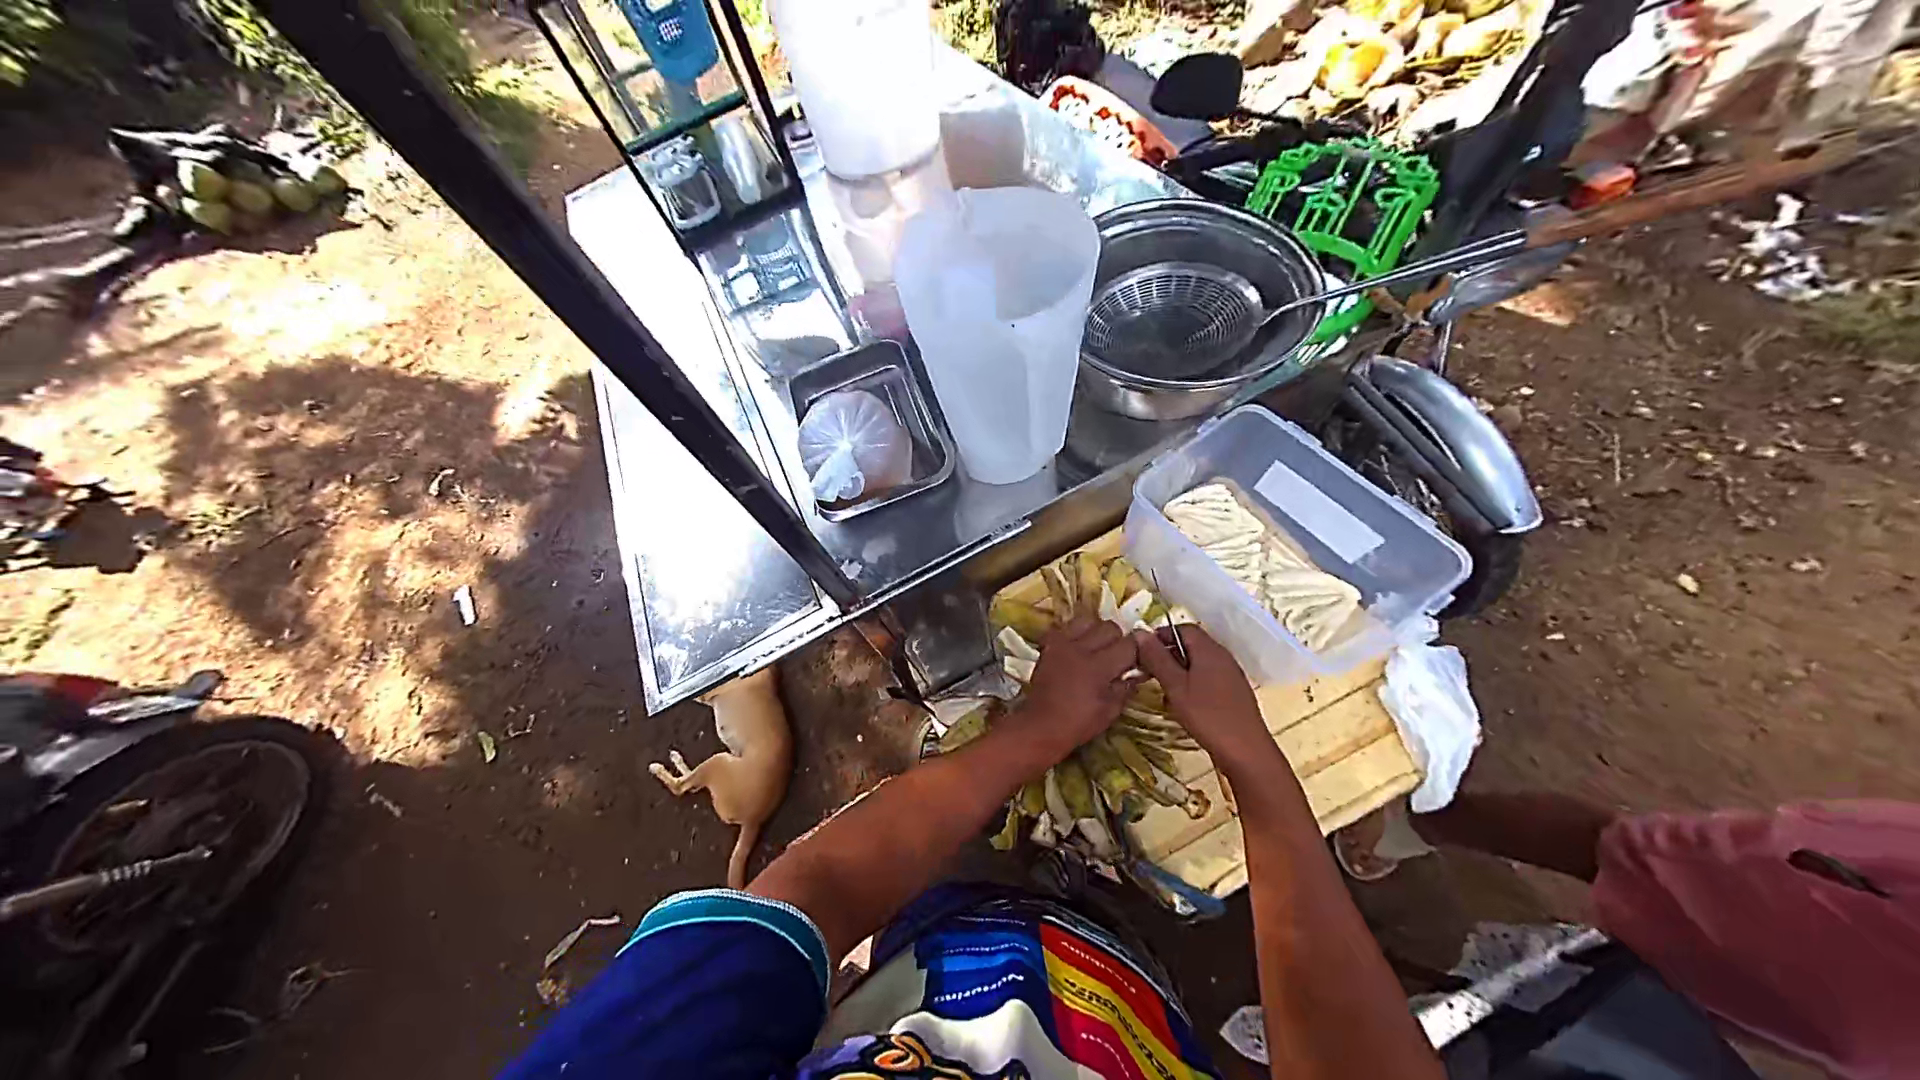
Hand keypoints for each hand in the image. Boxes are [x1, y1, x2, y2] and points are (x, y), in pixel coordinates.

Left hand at [1019, 617, 1136, 754]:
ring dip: (1095, 631)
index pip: (1129, 644)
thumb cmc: (1079, 722)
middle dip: (1118, 639)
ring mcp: (1062, 644)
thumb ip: (1126, 687)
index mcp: (1100, 666)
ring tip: (1095, 648)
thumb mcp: (1110, 710)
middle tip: (1116, 656)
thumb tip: (1138, 673)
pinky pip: (1064, 627)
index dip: (1137, 650)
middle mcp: (1081, 649)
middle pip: (1109, 627)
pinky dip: (1072, 633)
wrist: (1042, 725)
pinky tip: (1075, 648)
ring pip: (1087, 621)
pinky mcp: (1048, 645)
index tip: (1137, 659)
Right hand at [1131, 625, 1277, 768]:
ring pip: (1198, 663)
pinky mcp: (1233, 693)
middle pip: (1191, 645)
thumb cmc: (1207, 715)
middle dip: (1168, 655)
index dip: (1161, 635)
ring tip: (1164, 692)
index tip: (1143, 652)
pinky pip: (1208, 679)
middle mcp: (1223, 657)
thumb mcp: (1175, 686)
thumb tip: (1139, 632)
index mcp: (1209, 650)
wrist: (1246, 751)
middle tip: (1149, 673)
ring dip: (1178, 673)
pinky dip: (1191, 685)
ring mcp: (1230, 675)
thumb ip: (1157, 658)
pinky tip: (1183, 705)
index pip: (1183, 628)